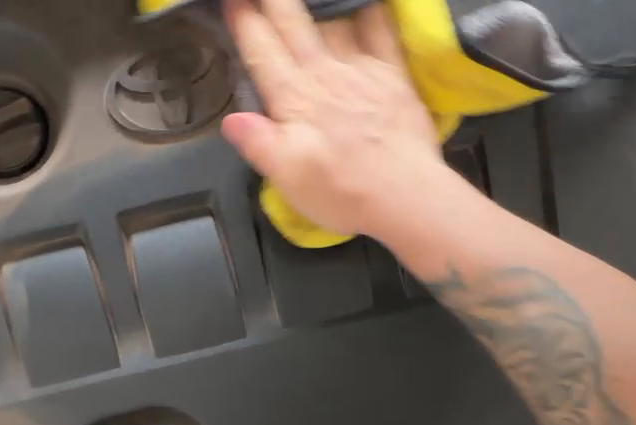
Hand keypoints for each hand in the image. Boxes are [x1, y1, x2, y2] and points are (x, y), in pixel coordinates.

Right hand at [221, 0, 450, 239]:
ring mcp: (361, 69)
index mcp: (294, 100)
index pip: (261, 52)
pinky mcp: (393, 74)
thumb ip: (260, 144)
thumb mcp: (289, 179)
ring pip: (333, 20)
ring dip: (317, 3)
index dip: (244, 22)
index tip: (232, 0)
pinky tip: (363, 3)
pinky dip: (368, 10)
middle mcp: (324, 74)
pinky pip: (379, 28)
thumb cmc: (343, 193)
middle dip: (273, 1)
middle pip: (293, 24)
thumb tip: (232, 120)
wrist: (403, 194)